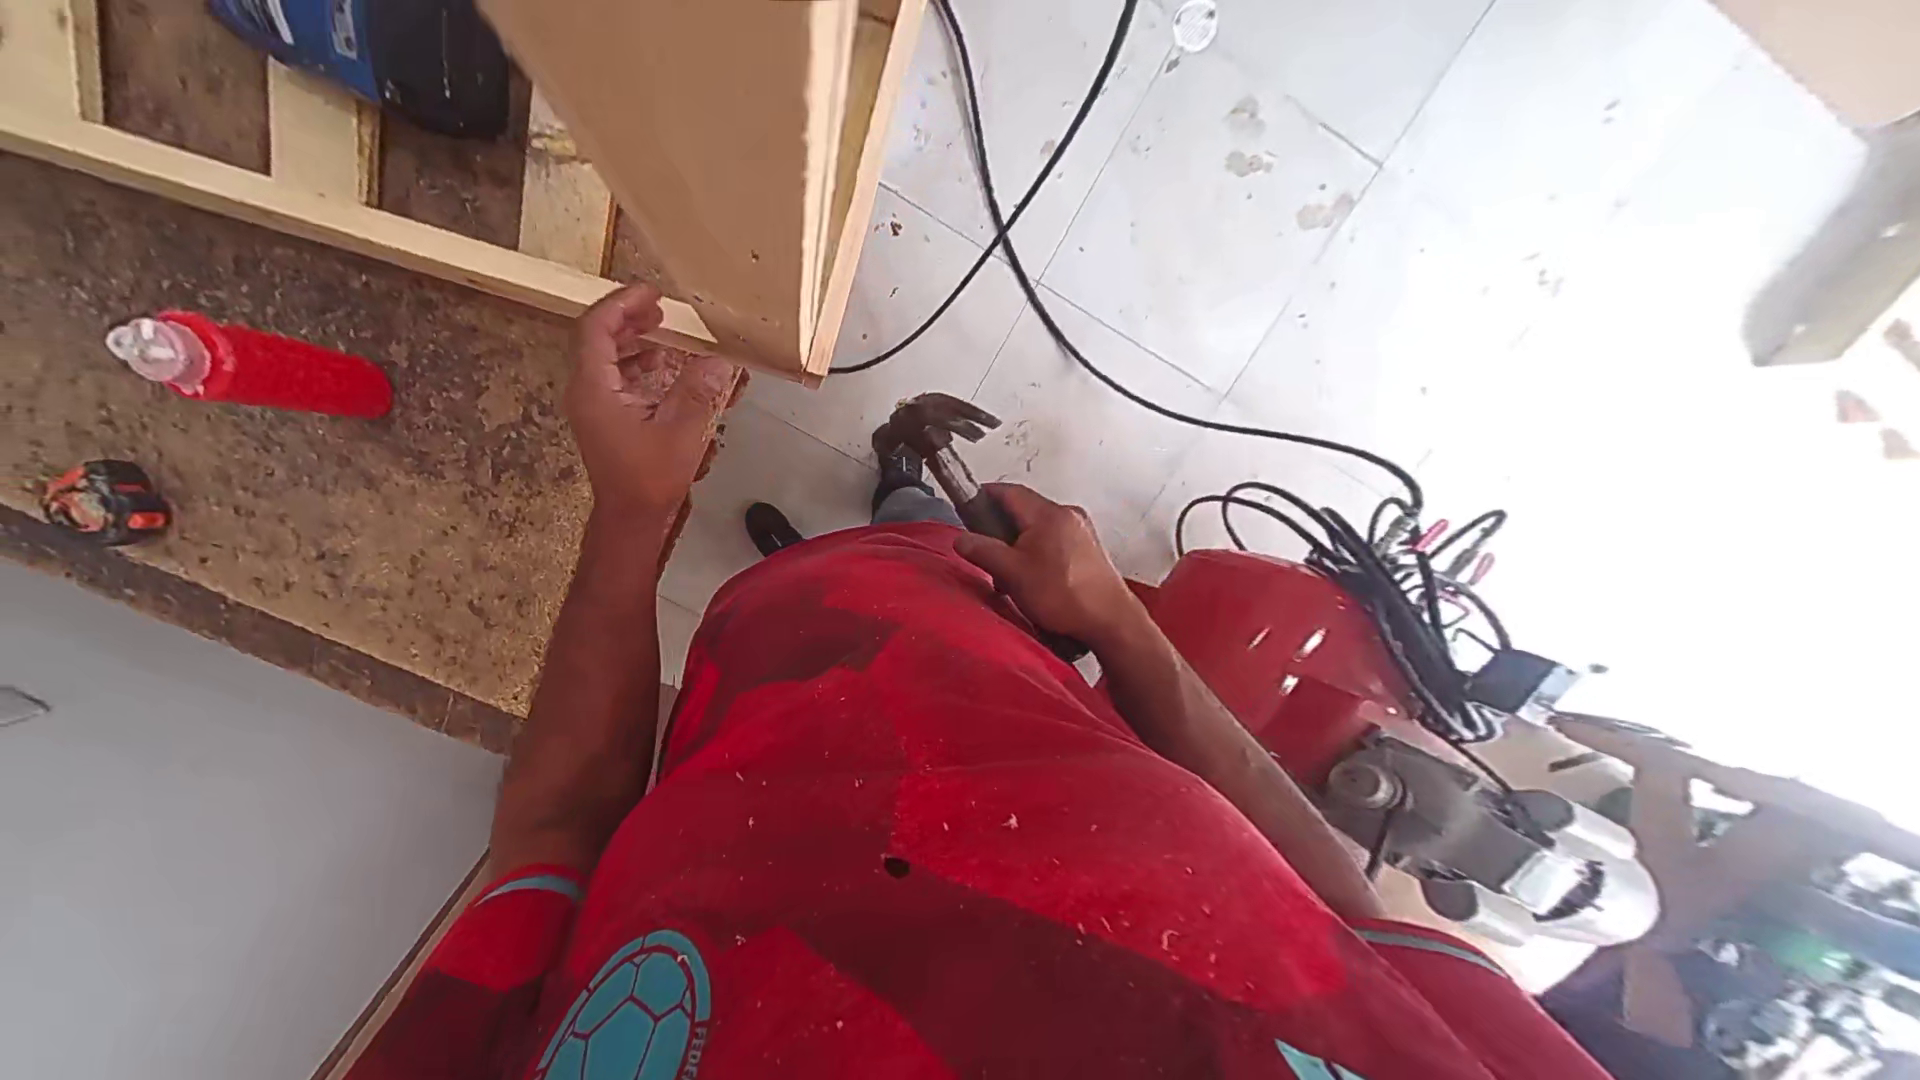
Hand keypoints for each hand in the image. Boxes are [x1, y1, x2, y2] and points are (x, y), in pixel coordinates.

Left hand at [566, 285, 739, 520]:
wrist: (631, 516)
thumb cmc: (650, 477)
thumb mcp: (680, 432)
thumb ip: (697, 392)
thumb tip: (719, 361)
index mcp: (594, 388)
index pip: (597, 328)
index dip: (623, 304)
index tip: (653, 293)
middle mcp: (587, 391)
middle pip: (599, 339)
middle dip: (630, 319)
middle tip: (662, 310)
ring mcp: (595, 406)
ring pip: (608, 359)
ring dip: (636, 342)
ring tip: (667, 334)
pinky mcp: (607, 419)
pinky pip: (617, 379)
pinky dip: (640, 366)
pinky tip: (666, 368)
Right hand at [952, 483, 1144, 645]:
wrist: (1109, 621)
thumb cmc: (1064, 596)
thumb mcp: (1013, 573)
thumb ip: (983, 551)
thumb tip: (961, 539)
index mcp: (1049, 514)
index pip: (1009, 491)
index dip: (985, 496)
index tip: (969, 505)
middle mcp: (1068, 515)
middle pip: (1024, 510)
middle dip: (1001, 530)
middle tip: (988, 554)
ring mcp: (1081, 531)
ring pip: (1038, 528)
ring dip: (1019, 546)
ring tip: (1011, 577)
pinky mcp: (1088, 548)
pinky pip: (1054, 541)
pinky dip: (1037, 554)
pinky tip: (1033, 580)